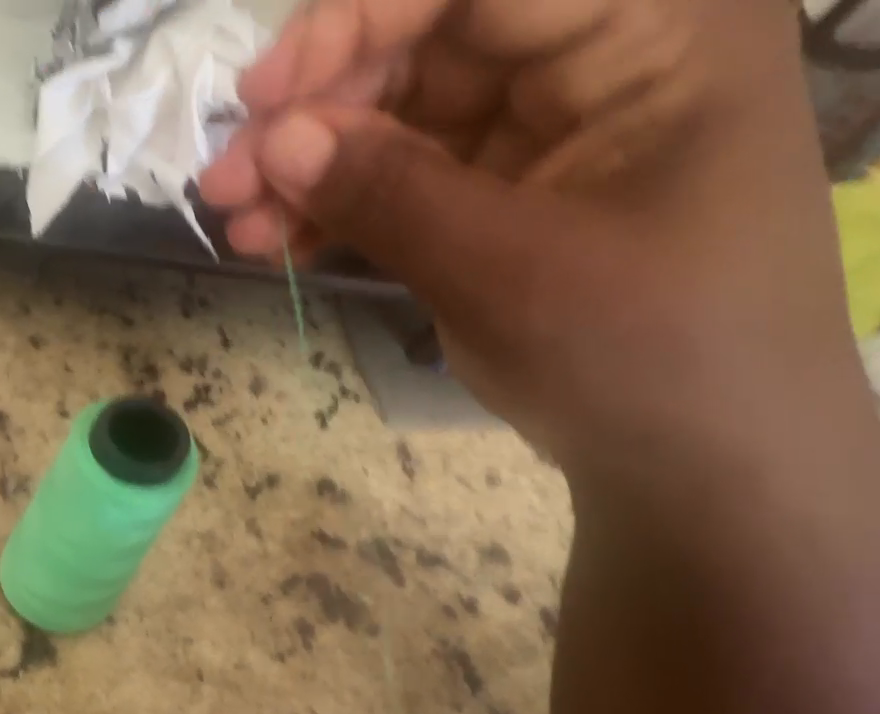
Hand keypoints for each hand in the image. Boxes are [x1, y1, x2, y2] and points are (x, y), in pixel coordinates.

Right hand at [200, 0, 873, 487]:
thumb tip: (273, 140)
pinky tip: (277, 247)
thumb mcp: (507, 268)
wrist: (693, 464)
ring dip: (307, 169)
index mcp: (654, 29)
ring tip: (238, 226)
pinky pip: (397, 181)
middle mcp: (594, 60)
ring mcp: (540, 132)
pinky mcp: (496, 197)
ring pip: (396, 119)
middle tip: (225, 181)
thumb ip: (388, 192)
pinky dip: (334, 210)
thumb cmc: (645, 353)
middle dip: (314, 111)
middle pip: (425, 45)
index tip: (260, 95)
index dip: (359, 20)